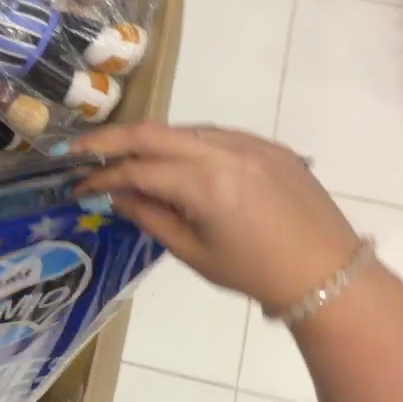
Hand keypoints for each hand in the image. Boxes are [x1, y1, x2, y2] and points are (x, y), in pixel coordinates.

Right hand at [70, 122, 363, 309]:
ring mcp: (249, 145)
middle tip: (76, 149)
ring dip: (145, 140)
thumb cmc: (252, 272)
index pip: (136, 170)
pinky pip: (213, 135)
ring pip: (181, 129)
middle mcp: (225, 153)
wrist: (327, 272)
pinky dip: (181, 143)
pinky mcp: (267, 147)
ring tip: (119, 156)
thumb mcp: (190, 251)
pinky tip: (169, 159)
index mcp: (204, 185)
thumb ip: (149, 215)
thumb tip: (116, 195)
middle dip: (108, 140)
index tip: (75, 186)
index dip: (99, 177)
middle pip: (151, 133)